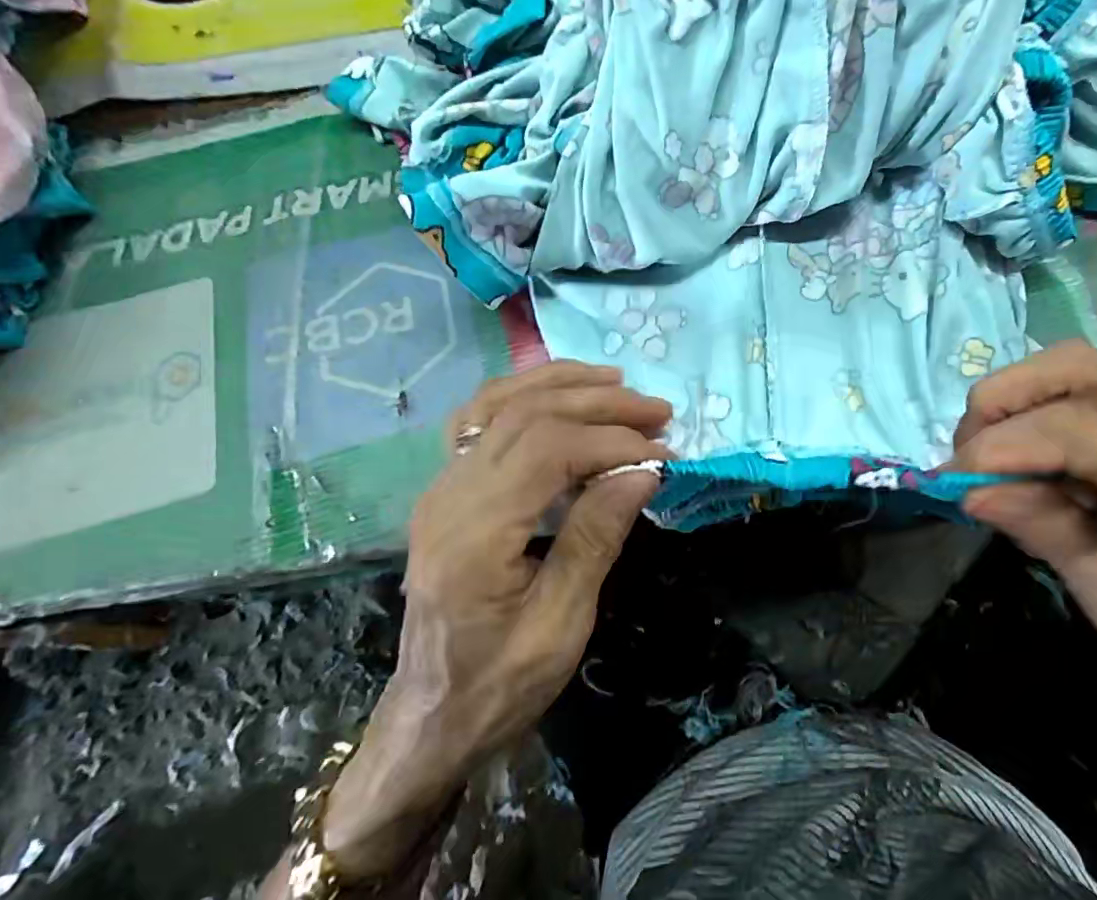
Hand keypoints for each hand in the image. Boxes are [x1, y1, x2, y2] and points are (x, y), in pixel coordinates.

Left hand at [315, 362, 670, 876]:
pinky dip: (523, 395)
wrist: (433, 714)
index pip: (546, 450)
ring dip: (561, 385)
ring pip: (497, 404)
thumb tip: (642, 470)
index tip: (662, 452)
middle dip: (598, 404)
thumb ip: (596, 538)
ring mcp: (439, 487)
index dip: (610, 440)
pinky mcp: (444, 490)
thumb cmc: (501, 683)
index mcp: (474, 534)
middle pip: (524, 415)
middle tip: (658, 412)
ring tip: (617, 382)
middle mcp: (448, 496)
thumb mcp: (562, 626)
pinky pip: (478, 420)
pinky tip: (558, 394)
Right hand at [952, 343, 1096, 714]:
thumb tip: (967, 490)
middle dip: (1004, 397)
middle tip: (968, 449)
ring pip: (1080, 370)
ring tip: (990, 449)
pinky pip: (1087, 394)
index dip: (1003, 444)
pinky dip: (1038, 412)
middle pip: (1079, 369)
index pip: (1078, 430)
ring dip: (1018, 398)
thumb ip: (1042, 529)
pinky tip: (1029, 459)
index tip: (951, 478)